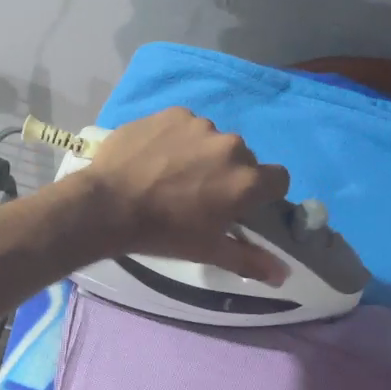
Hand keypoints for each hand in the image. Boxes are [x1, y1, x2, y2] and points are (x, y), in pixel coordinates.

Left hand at [73, 107, 290, 282]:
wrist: (107, 205)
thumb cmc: (162, 233)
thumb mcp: (207, 250)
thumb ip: (249, 260)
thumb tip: (283, 275)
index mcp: (247, 181)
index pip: (278, 179)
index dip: (262, 193)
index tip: (239, 205)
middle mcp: (232, 146)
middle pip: (243, 159)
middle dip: (227, 174)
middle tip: (196, 194)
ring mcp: (201, 125)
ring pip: (212, 141)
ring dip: (201, 155)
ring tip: (169, 175)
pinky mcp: (172, 114)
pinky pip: (185, 126)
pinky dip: (175, 140)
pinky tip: (153, 158)